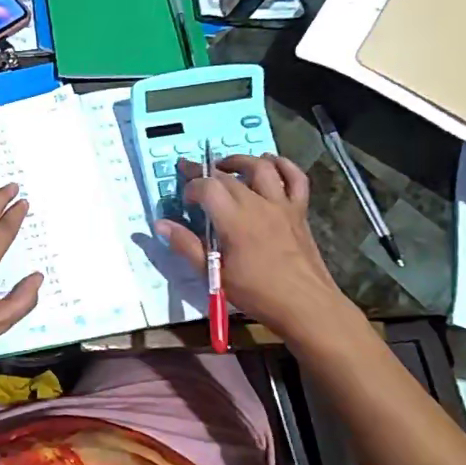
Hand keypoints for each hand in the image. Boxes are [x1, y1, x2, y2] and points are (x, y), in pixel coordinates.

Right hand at [156, 154, 353, 339]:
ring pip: (262, 168)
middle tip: (192, 174)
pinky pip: (295, 178)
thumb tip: (161, 224)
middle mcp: (258, 204)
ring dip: (240, 160)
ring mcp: (282, 205)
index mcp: (234, 221)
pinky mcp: (299, 211)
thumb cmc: (257, 293)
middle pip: (229, 177)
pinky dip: (283, 165)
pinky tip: (271, 162)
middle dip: (206, 172)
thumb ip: (187, 246)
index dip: (191, 186)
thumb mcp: (215, 275)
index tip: (185, 199)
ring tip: (226, 165)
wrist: (305, 304)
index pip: (207, 187)